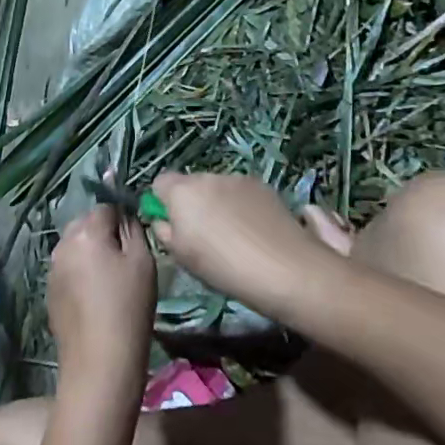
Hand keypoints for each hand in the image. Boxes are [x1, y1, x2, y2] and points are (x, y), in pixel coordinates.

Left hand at [47, 206, 155, 402]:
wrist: (99, 361)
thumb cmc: (129, 307)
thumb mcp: (143, 262)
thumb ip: (133, 229)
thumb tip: (124, 215)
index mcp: (85, 231)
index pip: (106, 206)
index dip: (123, 220)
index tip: (135, 242)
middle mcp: (62, 244)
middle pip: (86, 223)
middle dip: (103, 233)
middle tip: (124, 261)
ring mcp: (52, 268)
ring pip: (75, 246)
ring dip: (91, 253)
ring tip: (110, 281)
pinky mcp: (49, 290)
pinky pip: (68, 268)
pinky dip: (81, 273)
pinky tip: (95, 297)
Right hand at [150, 173, 343, 316]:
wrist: (284, 268)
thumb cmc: (222, 265)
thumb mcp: (181, 256)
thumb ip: (164, 232)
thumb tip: (164, 221)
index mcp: (182, 191)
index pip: (160, 182)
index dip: (163, 202)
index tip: (173, 224)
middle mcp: (208, 176)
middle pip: (191, 184)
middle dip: (192, 202)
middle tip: (203, 234)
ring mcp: (239, 179)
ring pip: (217, 187)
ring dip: (218, 203)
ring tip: (233, 235)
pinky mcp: (264, 186)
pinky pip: (241, 192)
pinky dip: (241, 206)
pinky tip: (254, 231)